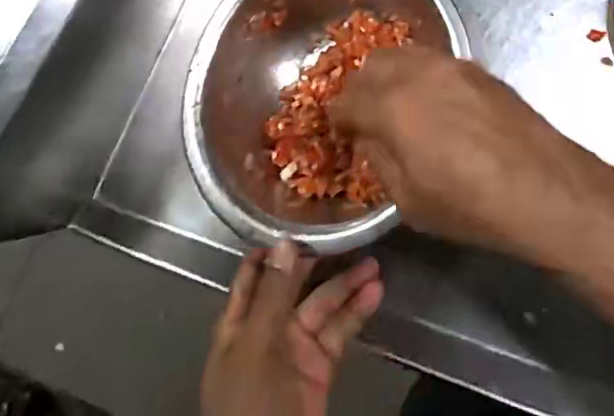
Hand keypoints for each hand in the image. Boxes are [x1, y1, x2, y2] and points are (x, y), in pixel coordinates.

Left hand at [200, 239, 384, 415]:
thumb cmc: (248, 406)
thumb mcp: (255, 347)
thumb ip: (272, 295)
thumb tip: (283, 240)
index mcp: (238, 323)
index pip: (254, 274)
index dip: (274, 247)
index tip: (300, 217)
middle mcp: (266, 330)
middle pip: (294, 285)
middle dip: (321, 261)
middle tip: (349, 233)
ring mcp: (294, 350)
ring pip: (322, 306)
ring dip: (347, 285)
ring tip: (374, 262)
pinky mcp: (319, 369)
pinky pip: (339, 333)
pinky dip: (357, 313)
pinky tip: (375, 293)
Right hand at [330, 44, 599, 260]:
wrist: (545, 187)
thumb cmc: (470, 204)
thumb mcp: (409, 200)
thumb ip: (380, 159)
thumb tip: (370, 138)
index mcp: (392, 104)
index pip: (347, 99)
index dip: (338, 118)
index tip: (341, 133)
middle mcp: (418, 72)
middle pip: (372, 65)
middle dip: (360, 90)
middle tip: (365, 118)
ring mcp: (451, 64)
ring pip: (405, 55)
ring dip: (390, 76)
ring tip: (398, 107)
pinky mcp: (478, 69)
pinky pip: (434, 61)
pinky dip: (420, 75)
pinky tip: (433, 104)